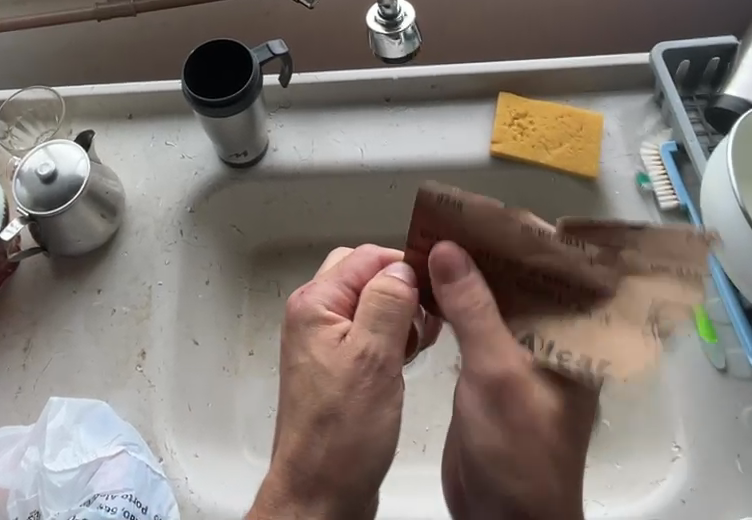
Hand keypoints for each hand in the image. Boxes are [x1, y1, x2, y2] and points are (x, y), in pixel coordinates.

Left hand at [247, 244, 423, 519]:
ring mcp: (324, 342)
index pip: (365, 257)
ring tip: (424, 338)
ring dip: (399, 312)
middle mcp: (314, 316)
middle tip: (431, 312)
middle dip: (401, 287)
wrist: (320, 494)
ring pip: (368, 304)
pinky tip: (411, 354)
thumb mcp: (372, 358)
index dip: (403, 264)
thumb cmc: (341, 434)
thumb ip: (387, 304)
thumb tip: (402, 268)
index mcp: (315, 303)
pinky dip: (392, 335)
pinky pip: (368, 332)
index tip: (437, 281)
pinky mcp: (337, 366)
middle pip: (364, 275)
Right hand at [430, 241, 598, 519]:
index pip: (559, 270)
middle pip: (523, 279)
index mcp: (573, 338)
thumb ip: (474, 307)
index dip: (527, 236)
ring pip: (495, 298)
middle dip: (487, 248)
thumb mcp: (497, 372)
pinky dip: (453, 299)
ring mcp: (521, 355)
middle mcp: (552, 340)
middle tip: (448, 216)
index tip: (486, 209)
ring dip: (466, 271)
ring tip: (432, 239)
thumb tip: (448, 246)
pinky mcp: (492, 370)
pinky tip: (427, 283)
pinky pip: (475, 321)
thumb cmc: (520, 451)